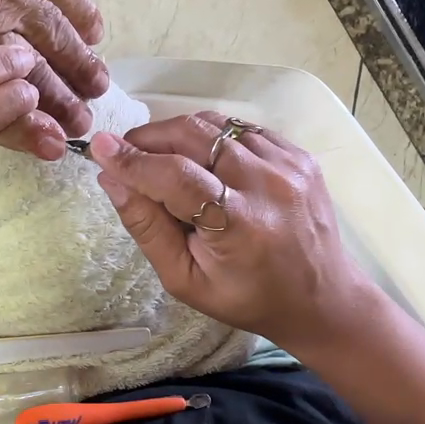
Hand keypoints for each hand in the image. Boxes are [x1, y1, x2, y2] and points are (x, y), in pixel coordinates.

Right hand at [87, 113, 382, 346]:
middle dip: (149, 137)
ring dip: (178, 133)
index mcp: (239, 226)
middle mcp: (267, 185)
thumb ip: (146, 227)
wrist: (324, 298)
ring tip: (162, 155)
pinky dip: (211, 136)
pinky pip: (240, 128)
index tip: (100, 148)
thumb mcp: (185, 280)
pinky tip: (204, 159)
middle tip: (127, 152)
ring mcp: (287, 164)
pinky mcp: (298, 154)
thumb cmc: (248, 297)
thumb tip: (111, 178)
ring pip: (214, 124)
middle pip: (193, 134)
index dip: (133, 160)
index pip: (174, 176)